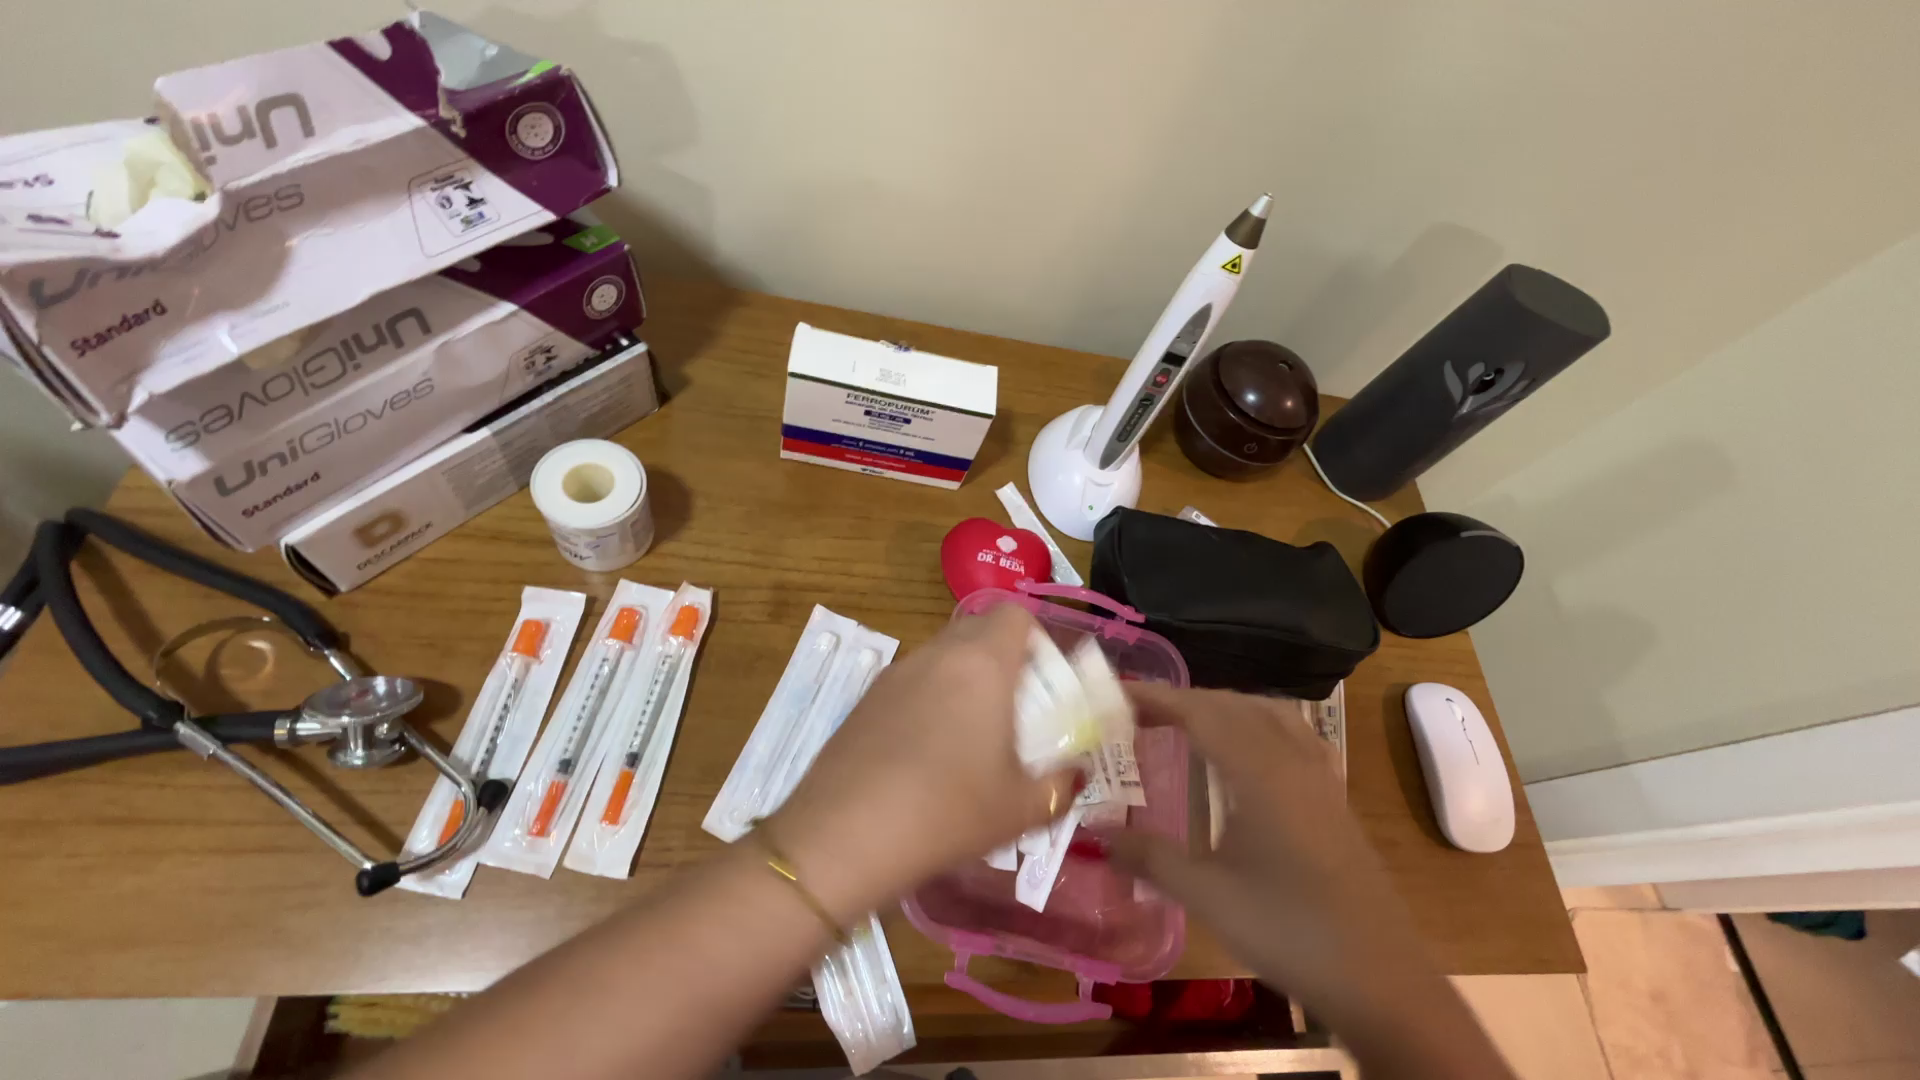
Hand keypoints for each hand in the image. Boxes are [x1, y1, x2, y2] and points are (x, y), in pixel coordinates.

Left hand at [766, 604, 1077, 922]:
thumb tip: (1073, 774)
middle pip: (977, 630)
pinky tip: (923, 757)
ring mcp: (894, 674)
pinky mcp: (864, 700)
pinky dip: (927, 702)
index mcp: (981, 664)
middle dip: (1002, 660)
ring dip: (963, 681)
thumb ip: (1059, 785)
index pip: (1014, 614)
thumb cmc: (948, 811)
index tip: (1042, 684)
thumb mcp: (1021, 809)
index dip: (1036, 639)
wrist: (844, 836)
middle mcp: (936, 655)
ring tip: (969, 740)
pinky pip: (910, 684)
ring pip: (941, 657)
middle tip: (1014, 713)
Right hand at [1097, 684, 1438, 1019]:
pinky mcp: (1334, 799)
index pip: (1203, 713)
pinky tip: (1246, 751)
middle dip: (1186, 700)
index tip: (1119, 694)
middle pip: (1235, 705)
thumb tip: (1092, 831)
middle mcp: (1294, 761)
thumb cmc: (1288, 930)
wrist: (1379, 980)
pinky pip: (1293, 735)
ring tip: (1186, 722)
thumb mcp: (1207, 895)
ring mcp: (1321, 778)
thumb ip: (1148, 856)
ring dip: (1224, 707)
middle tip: (1138, 712)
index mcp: (1262, 773)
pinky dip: (1257, 724)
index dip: (1160, 698)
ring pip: (1269, 714)